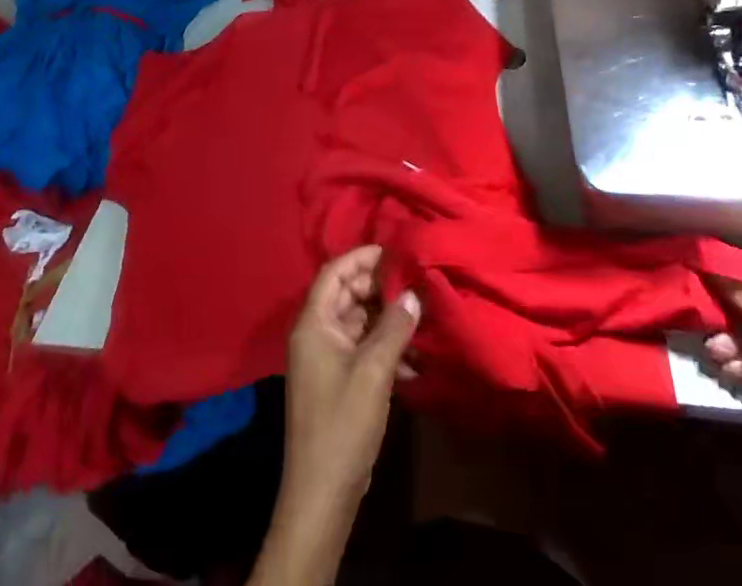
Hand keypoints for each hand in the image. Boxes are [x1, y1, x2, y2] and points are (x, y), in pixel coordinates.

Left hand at [251, 246, 418, 585]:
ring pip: (362, 320)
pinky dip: (390, 343)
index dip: (363, 257)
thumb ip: (395, 326)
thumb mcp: (373, 370)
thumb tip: (413, 293)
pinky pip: (367, 346)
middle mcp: (318, 335)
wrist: (324, 490)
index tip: (398, 251)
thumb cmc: (343, 422)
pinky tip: (418, 353)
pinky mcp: (343, 379)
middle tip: (420, 280)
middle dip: (383, 286)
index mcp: (314, 325)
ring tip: (426, 312)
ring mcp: (330, 358)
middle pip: (350, 294)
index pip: (334, 273)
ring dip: (391, 316)